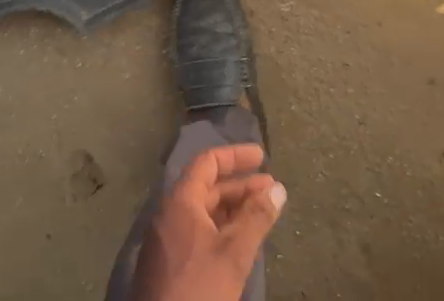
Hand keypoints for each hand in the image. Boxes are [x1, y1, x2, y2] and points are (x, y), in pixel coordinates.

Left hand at [133, 144, 285, 300]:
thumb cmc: (198, 288)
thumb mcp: (233, 253)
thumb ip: (256, 218)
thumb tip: (278, 189)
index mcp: (180, 203)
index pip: (207, 163)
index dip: (235, 156)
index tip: (262, 157)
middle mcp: (169, 215)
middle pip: (206, 188)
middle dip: (240, 186)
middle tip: (270, 189)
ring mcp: (166, 240)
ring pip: (202, 213)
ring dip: (232, 209)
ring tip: (261, 212)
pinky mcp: (168, 263)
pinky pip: (197, 232)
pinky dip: (221, 228)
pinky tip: (240, 240)